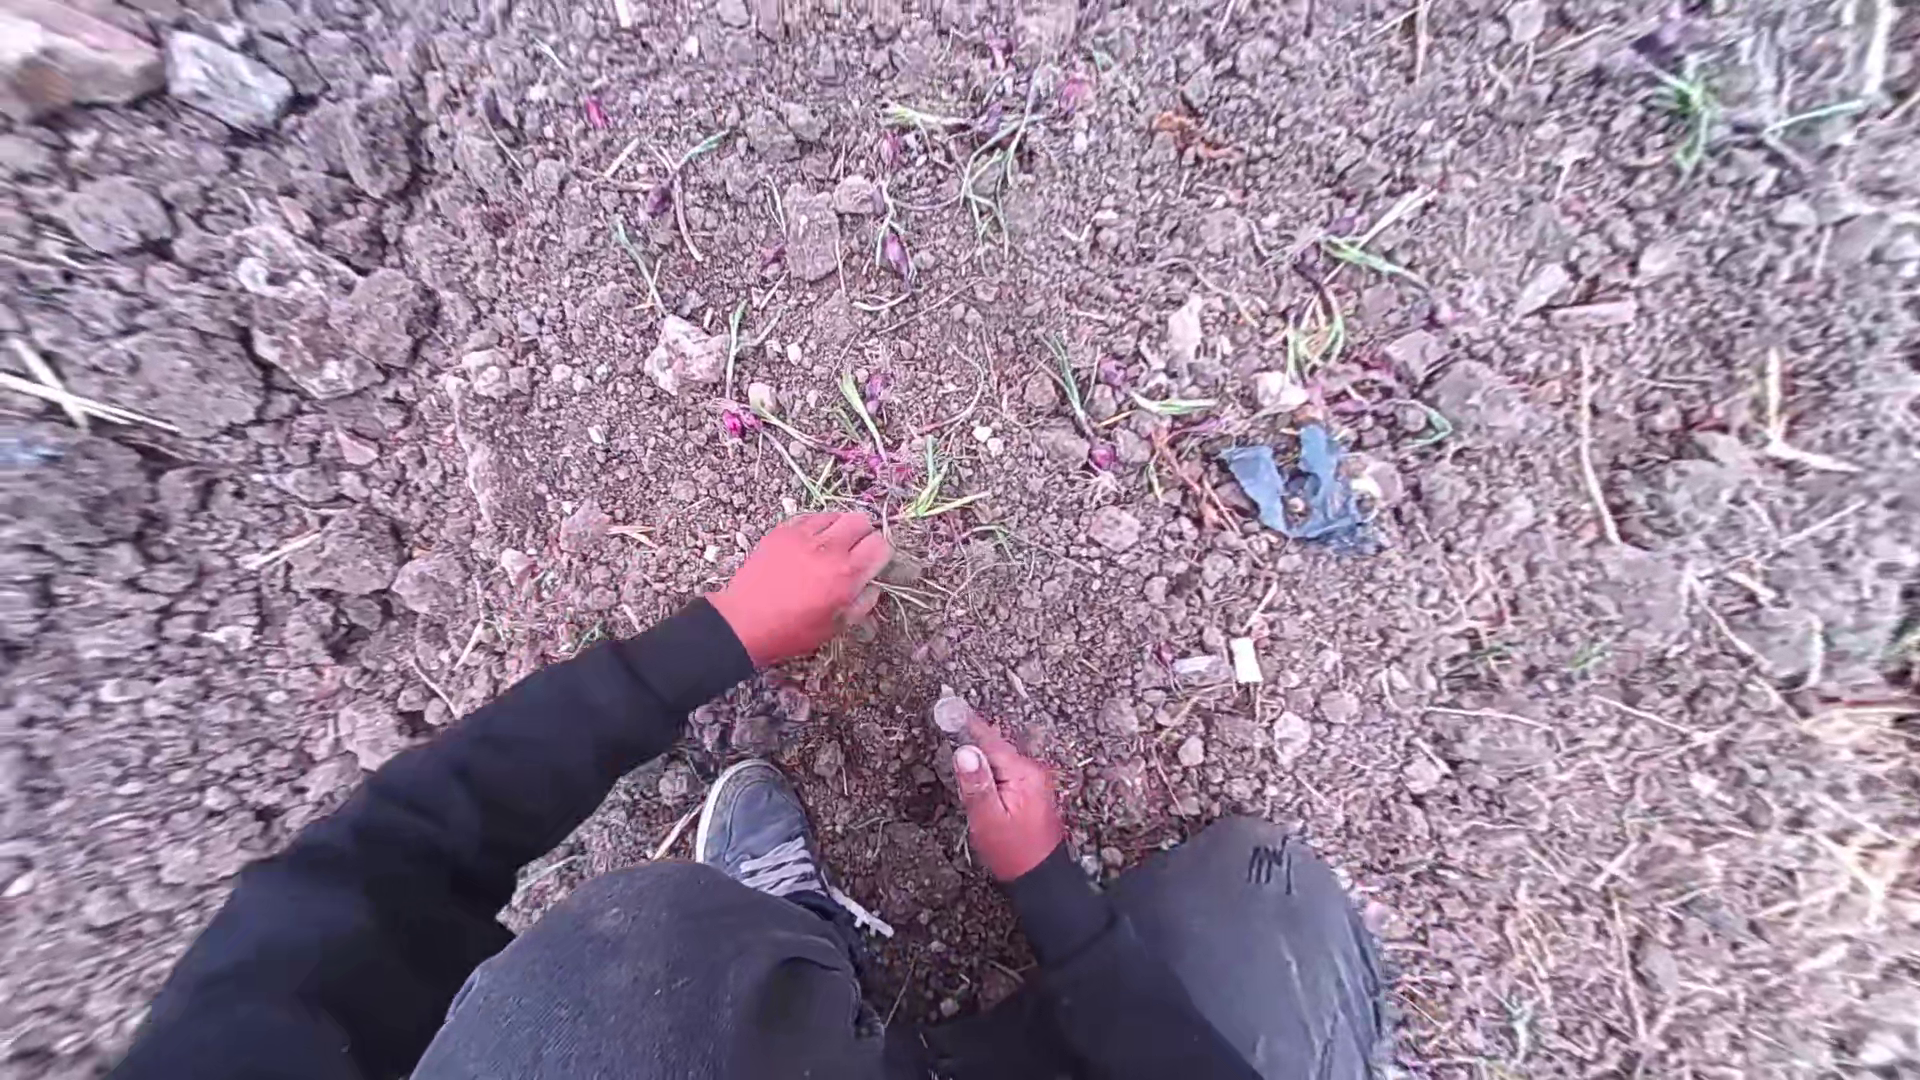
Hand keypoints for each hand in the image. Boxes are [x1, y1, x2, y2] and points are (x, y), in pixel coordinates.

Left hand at [708, 513, 890, 666]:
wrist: (744, 623)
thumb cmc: (792, 631)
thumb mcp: (836, 627)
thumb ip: (862, 603)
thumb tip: (872, 587)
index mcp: (847, 574)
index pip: (880, 544)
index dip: (881, 553)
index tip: (874, 561)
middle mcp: (829, 549)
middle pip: (861, 521)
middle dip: (864, 534)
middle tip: (856, 550)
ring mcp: (804, 536)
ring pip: (836, 515)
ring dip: (840, 527)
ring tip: (833, 545)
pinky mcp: (783, 532)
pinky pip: (810, 517)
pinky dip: (817, 526)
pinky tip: (811, 542)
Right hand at [953, 717, 1063, 880]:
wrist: (1042, 879)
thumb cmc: (1015, 853)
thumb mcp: (989, 820)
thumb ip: (977, 785)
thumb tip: (964, 752)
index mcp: (1023, 774)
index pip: (991, 742)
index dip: (969, 727)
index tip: (952, 710)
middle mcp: (1032, 771)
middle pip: (996, 747)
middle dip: (974, 738)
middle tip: (951, 723)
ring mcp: (1033, 780)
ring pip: (1000, 758)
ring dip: (981, 753)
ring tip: (960, 740)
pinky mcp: (1030, 790)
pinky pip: (1005, 769)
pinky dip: (990, 766)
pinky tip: (978, 770)